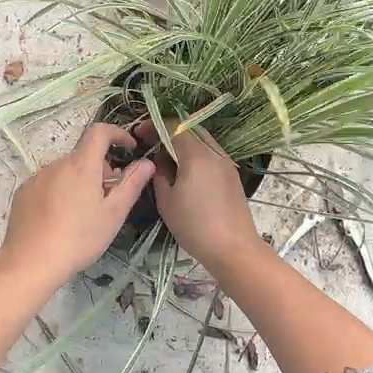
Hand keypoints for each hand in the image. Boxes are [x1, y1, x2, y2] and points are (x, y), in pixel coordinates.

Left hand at [0, 123, 155, 289]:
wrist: (30, 262)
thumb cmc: (79, 238)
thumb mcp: (113, 214)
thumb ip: (132, 184)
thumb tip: (147, 162)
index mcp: (81, 165)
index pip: (99, 132)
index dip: (117, 133)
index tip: (129, 147)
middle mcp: (57, 164)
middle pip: (84, 156)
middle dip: (100, 170)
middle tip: (108, 199)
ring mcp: (37, 178)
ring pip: (66, 171)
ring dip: (79, 182)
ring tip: (83, 214)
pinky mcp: (23, 193)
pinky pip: (48, 184)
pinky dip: (60, 192)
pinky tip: (59, 220)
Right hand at [135, 120, 264, 271]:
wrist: (233, 248)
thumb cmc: (194, 225)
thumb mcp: (167, 200)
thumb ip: (160, 174)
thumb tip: (160, 160)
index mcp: (196, 154)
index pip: (174, 126)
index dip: (154, 125)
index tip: (138, 134)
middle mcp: (214, 152)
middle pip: (190, 129)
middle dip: (169, 131)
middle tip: (150, 142)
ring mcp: (226, 162)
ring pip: (202, 141)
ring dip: (183, 142)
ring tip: (166, 157)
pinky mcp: (232, 175)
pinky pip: (210, 154)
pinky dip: (195, 154)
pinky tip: (185, 170)